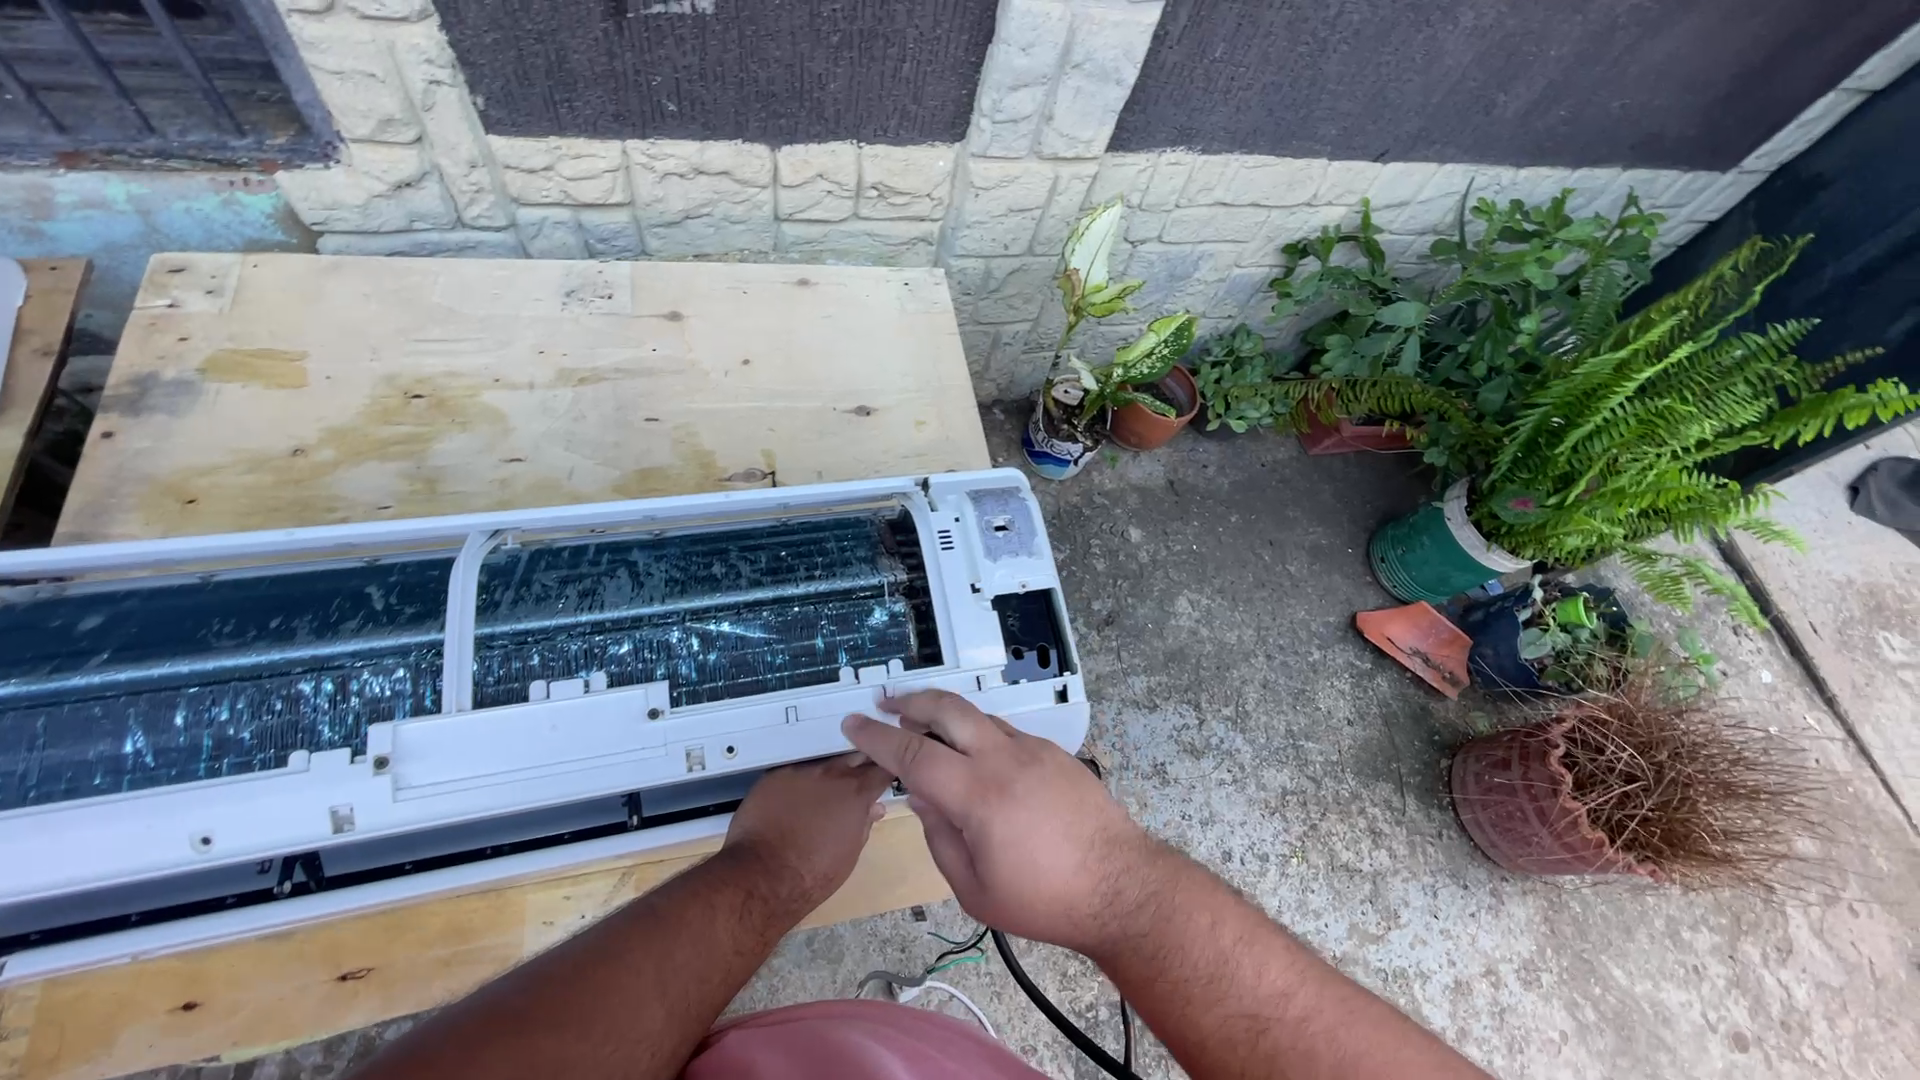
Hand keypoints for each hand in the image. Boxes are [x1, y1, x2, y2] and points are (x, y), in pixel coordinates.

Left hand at [722, 754, 892, 916]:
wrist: (762, 876)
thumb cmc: (812, 873)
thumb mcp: (850, 853)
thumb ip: (864, 824)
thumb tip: (872, 810)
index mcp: (855, 793)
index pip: (881, 769)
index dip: (884, 773)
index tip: (882, 780)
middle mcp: (830, 775)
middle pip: (853, 759)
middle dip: (858, 770)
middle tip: (855, 787)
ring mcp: (800, 773)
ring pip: (822, 765)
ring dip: (827, 777)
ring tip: (820, 798)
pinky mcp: (773, 777)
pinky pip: (793, 774)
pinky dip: (798, 784)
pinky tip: (792, 803)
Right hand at [841, 690, 1171, 956]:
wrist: (1122, 887)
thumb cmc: (1044, 900)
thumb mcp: (974, 889)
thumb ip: (939, 837)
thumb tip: (919, 797)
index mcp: (978, 794)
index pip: (912, 753)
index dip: (877, 737)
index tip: (853, 724)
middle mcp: (1004, 759)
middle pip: (948, 709)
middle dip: (911, 700)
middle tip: (886, 703)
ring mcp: (1034, 750)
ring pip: (979, 716)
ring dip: (946, 715)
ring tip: (924, 728)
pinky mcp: (1056, 754)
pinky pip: (1006, 732)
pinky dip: (979, 732)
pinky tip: (974, 755)